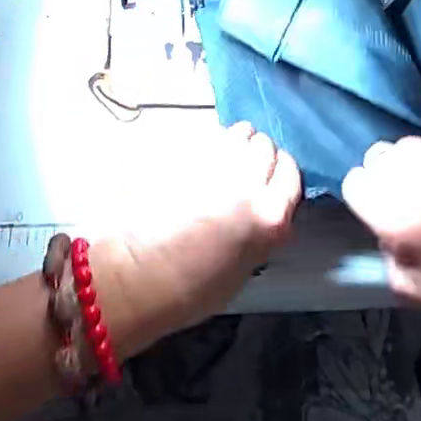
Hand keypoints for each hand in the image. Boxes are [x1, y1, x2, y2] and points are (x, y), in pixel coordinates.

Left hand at [95, 122, 299, 356]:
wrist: (130, 274)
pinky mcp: (182, 148)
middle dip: (257, 155)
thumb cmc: (185, 289)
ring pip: (238, 131)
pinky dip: (208, 141)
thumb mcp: (242, 270)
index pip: (290, 174)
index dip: (279, 175)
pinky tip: (196, 159)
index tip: (269, 180)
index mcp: (270, 216)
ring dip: (234, 142)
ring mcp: (213, 160)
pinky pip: (207, 134)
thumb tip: (261, 211)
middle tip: (242, 170)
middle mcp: (247, 181)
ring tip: (220, 159)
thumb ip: (262, 232)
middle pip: (265, 146)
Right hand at [343, 136, 420, 358]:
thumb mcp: (403, 284)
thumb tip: (379, 210)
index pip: (355, 181)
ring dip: (415, 164)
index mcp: (400, 219)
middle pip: (380, 154)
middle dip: (387, 175)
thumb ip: (382, 239)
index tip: (378, 207)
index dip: (365, 196)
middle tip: (407, 196)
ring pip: (411, 145)